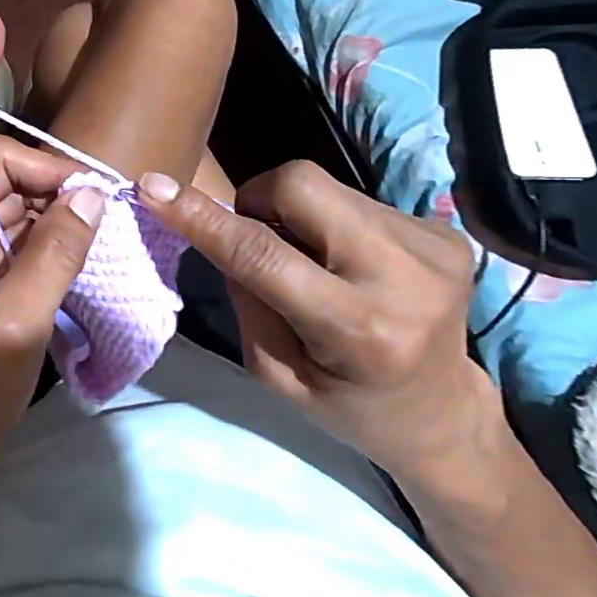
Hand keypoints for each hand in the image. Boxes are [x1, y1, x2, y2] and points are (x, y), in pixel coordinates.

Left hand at [0, 9, 104, 454]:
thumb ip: (54, 251)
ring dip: (53, 194)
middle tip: (95, 198)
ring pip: (9, 186)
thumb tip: (92, 190)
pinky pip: (20, 214)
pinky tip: (81, 225)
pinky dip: (53, 214)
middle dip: (42, 170)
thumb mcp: (15, 323)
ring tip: (93, 218)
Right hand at [137, 160, 501, 483]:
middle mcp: (405, 276)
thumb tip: (220, 225)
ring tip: (308, 259)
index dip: (203, 217)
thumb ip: (245, 296)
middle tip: (253, 238)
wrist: (441, 411)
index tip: (154, 188)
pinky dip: (325, 221)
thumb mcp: (274, 370)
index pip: (262, 254)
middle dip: (256, 200)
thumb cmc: (345, 403)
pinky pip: (350, 197)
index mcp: (358, 330)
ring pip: (323, 185)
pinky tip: (342, 260)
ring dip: (292, 214)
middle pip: (300, 184)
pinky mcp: (443, 229)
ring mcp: (432, 244)